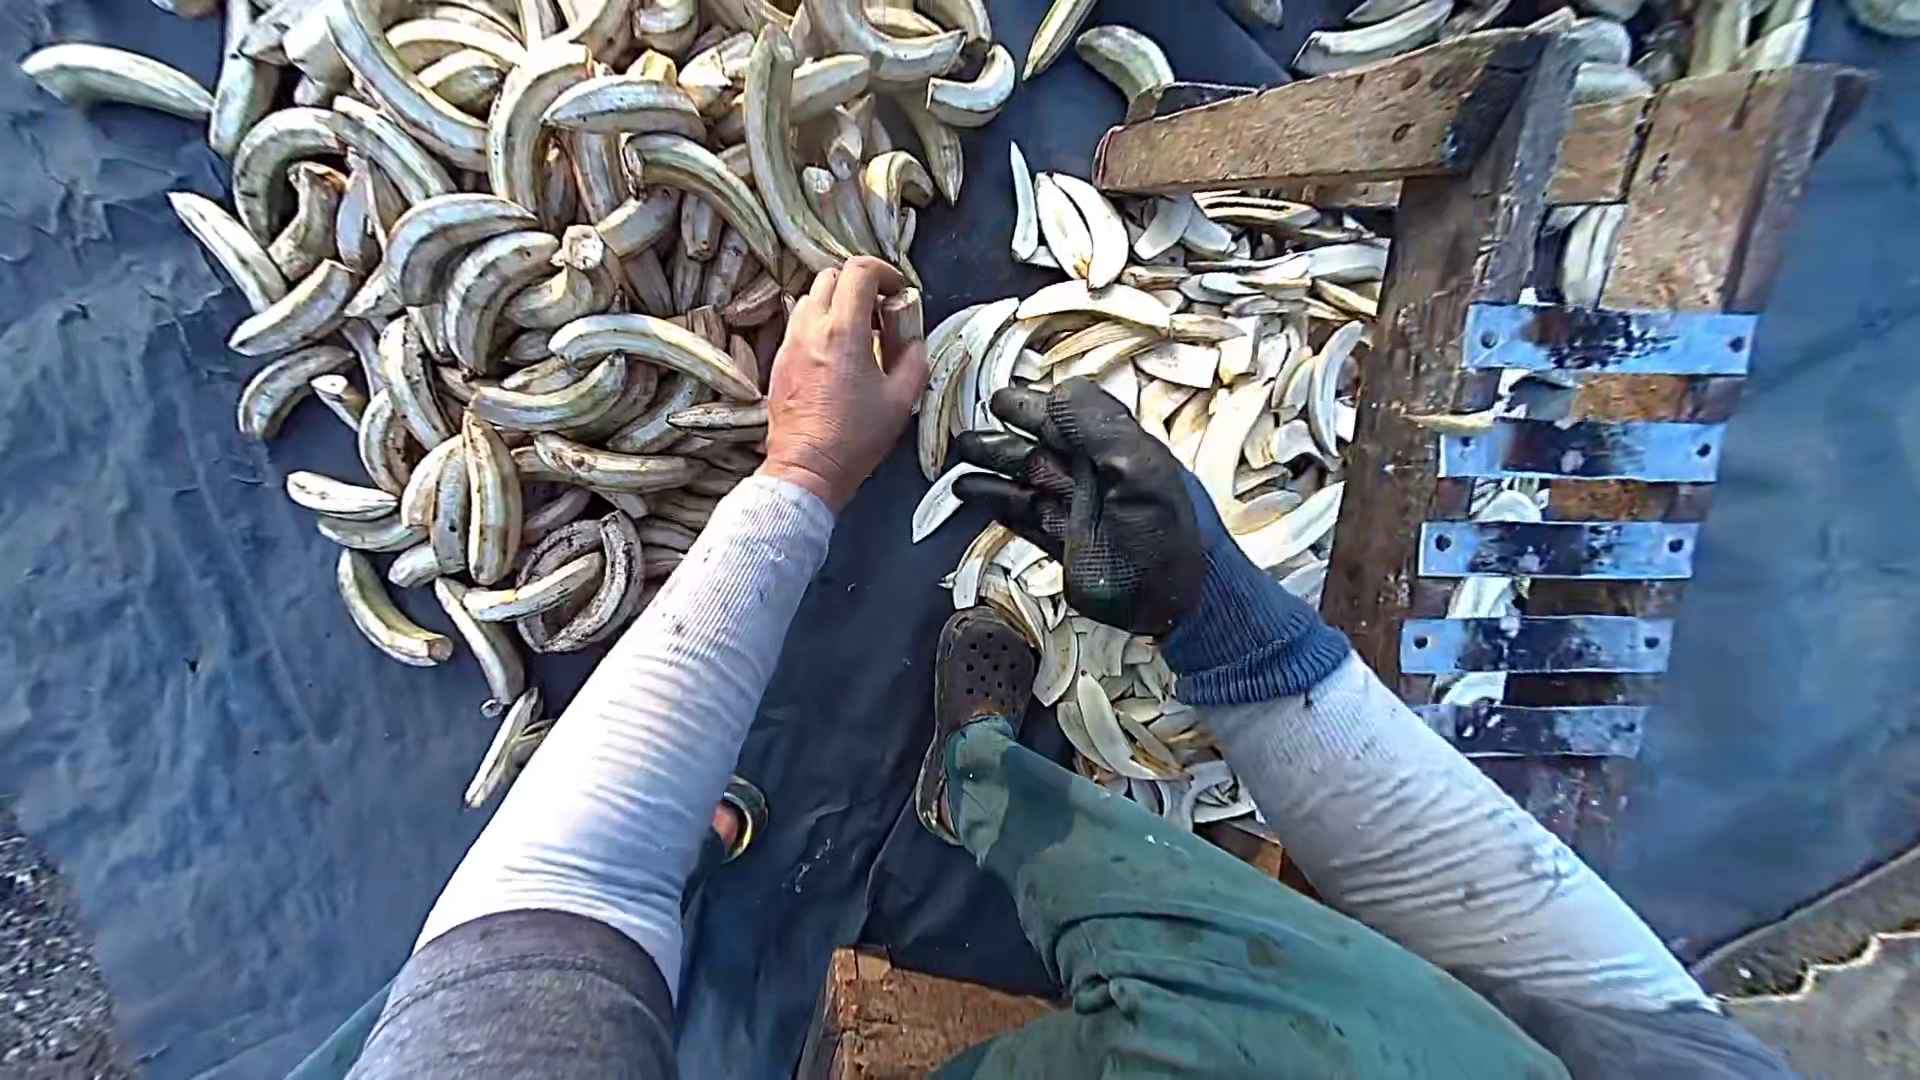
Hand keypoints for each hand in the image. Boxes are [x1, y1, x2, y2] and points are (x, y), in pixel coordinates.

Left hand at [759, 258, 929, 511]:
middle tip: (880, 314)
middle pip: (831, 277)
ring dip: (838, 306)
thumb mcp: (901, 401)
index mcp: (843, 332)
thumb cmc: (853, 439)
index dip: (884, 272)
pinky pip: (800, 327)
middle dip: (860, 286)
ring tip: (858, 336)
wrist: (808, 468)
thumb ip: (914, 361)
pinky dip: (821, 328)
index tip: (896, 290)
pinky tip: (837, 358)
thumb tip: (915, 343)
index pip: (859, 271)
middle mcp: (811, 329)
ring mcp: (790, 345)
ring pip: (812, 300)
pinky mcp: (780, 363)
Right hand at [954, 377, 1348, 702]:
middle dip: (1000, 439)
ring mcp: (1073, 509)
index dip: (1030, 406)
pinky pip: (1022, 515)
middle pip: (1036, 447)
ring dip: (991, 470)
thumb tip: (1059, 393)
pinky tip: (973, 494)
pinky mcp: (1061, 542)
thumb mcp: (1139, 469)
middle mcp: (1090, 475)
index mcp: (1113, 448)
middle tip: (966, 434)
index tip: (999, 400)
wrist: (1175, 601)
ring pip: (1023, 481)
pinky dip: (997, 503)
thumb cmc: (1165, 533)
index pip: (1064, 417)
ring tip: (959, 463)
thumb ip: (1099, 427)